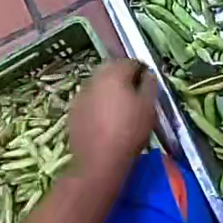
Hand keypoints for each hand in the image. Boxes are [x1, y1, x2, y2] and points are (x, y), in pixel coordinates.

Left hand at [66, 59, 154, 179]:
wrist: (99, 161)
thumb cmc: (129, 131)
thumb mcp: (148, 106)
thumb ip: (150, 84)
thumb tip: (148, 74)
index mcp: (114, 73)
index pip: (131, 62)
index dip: (143, 71)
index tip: (149, 85)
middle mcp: (94, 78)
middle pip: (112, 70)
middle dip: (124, 78)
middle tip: (136, 95)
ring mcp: (80, 94)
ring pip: (99, 85)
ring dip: (109, 91)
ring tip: (121, 109)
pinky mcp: (73, 111)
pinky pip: (89, 100)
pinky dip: (98, 104)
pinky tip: (105, 120)